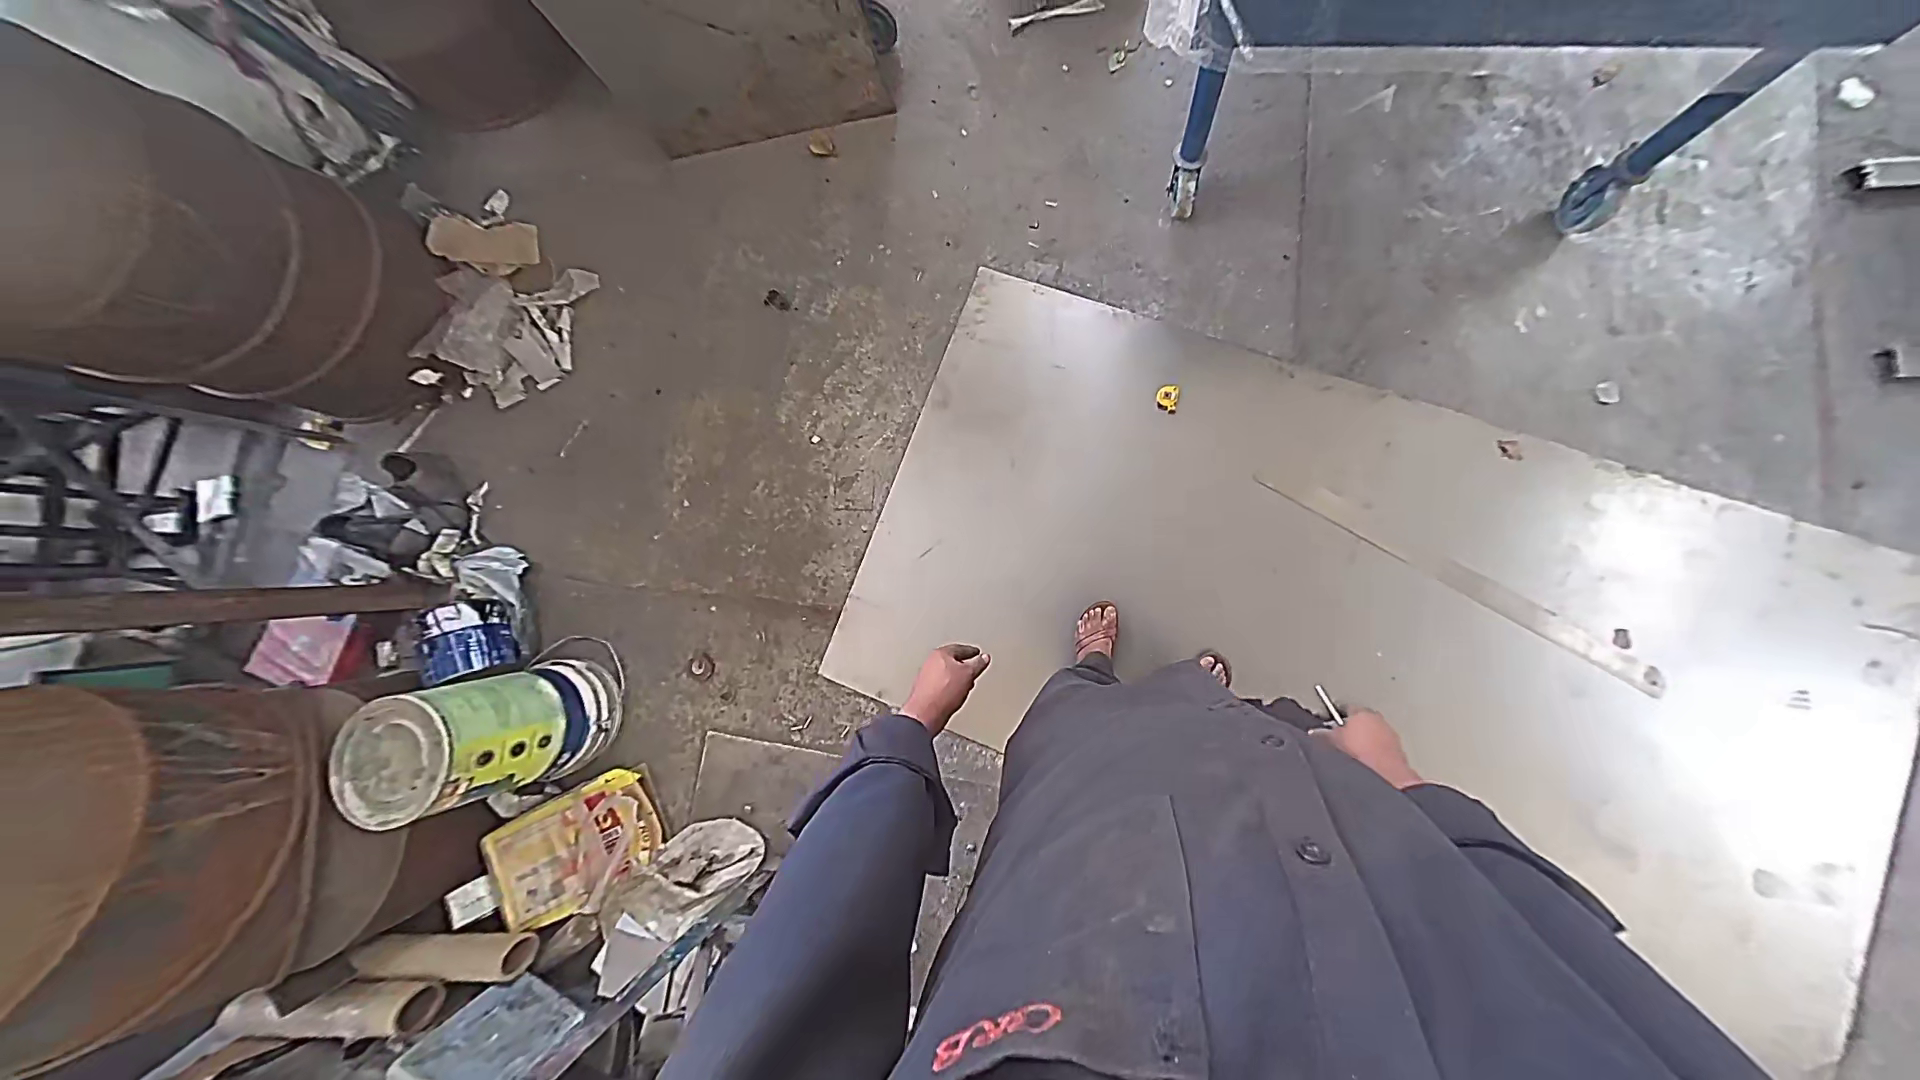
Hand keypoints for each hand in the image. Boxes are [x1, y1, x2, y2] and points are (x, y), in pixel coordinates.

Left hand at [900, 644, 990, 735]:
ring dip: (956, 677)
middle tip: (973, 668)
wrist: (926, 713)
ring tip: (966, 685)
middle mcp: (930, 662)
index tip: (978, 653)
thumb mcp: (968, 675)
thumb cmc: (943, 693)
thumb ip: (978, 664)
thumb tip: (984, 658)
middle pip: (951, 660)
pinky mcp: (924, 689)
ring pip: (945, 672)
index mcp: (940, 654)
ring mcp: (925, 676)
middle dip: (963, 665)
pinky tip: (954, 694)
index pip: (960, 648)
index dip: (971, 651)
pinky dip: (949, 686)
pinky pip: (940, 683)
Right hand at [1313, 707, 1423, 789]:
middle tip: (1337, 740)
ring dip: (1363, 744)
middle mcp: (1380, 721)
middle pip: (1360, 721)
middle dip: (1350, 730)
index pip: (1344, 708)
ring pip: (1372, 737)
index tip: (1326, 724)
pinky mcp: (1398, 755)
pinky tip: (1363, 764)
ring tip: (1350, 755)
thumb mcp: (1327, 740)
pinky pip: (1380, 751)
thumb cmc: (1358, 755)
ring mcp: (1391, 738)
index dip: (1332, 716)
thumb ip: (1320, 733)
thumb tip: (1316, 733)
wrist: (1384, 778)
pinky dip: (1372, 756)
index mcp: (1362, 712)